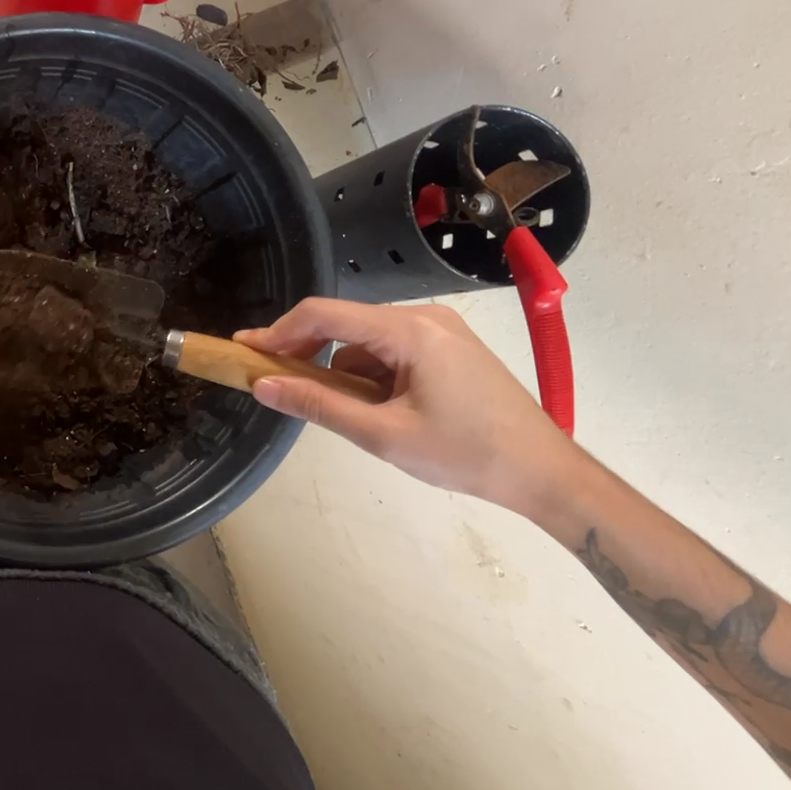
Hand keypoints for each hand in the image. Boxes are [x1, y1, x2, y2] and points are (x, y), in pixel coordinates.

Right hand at [235, 298, 579, 510]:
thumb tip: (261, 386)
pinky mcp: (447, 350)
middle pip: (342, 322)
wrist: (547, 475)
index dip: (277, 331)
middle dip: (301, 348)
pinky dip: (363, 372)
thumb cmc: (465, 454)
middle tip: (268, 377)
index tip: (243, 351)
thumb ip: (318, 405)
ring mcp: (439, 332)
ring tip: (320, 402)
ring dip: (334, 365)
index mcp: (410, 331)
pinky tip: (363, 403)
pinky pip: (387, 350)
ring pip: (363, 339)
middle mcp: (424, 319)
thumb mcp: (382, 434)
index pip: (324, 315)